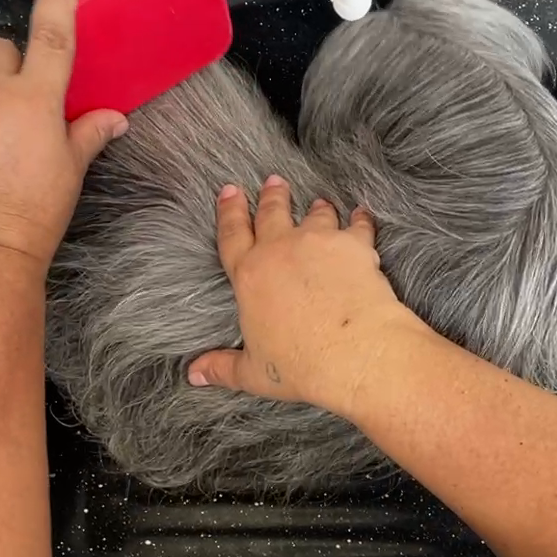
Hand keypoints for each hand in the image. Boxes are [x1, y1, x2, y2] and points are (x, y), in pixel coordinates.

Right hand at [188, 176, 432, 413]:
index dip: (229, 212)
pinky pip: (357, 224)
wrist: (353, 353)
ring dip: (316, 208)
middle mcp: (280, 251)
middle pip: (272, 213)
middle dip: (271, 196)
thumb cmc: (301, 366)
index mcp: (249, 277)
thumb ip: (222, 367)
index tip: (230, 191)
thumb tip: (194, 374)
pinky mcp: (354, 245)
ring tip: (319, 202)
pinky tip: (361, 216)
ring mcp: (318, 243)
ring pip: (314, 215)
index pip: (232, 236)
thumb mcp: (253, 373)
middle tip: (273, 181)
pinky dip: (359, 219)